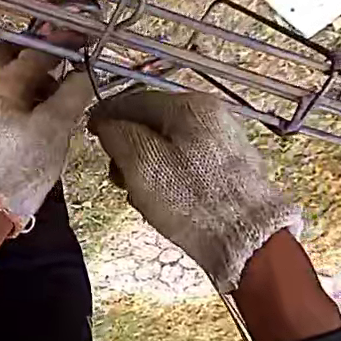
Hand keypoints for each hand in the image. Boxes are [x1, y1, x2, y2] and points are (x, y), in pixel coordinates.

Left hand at [0, 41, 96, 222]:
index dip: (60, 43)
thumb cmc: (25, 163)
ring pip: (14, 79)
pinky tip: (56, 107)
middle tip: (66, 57)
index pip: (32, 52)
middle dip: (39, 52)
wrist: (0, 203)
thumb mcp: (56, 124)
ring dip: (39, 76)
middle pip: (11, 56)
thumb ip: (73, 92)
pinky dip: (36, 95)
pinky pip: (18, 100)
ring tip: (67, 86)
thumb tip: (85, 72)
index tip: (83, 40)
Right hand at [88, 90, 301, 290]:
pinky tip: (164, 199)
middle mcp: (212, 116)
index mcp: (190, 105)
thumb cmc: (192, 200)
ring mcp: (225, 141)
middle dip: (128, 147)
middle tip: (117, 174)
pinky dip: (169, 175)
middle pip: (153, 122)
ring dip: (146, 164)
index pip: (135, 100)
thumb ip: (116, 135)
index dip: (107, 115)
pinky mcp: (232, 167)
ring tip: (140, 193)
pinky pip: (188, 162)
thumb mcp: (140, 163)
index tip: (92, 130)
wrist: (249, 240)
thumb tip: (106, 123)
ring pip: (169, 144)